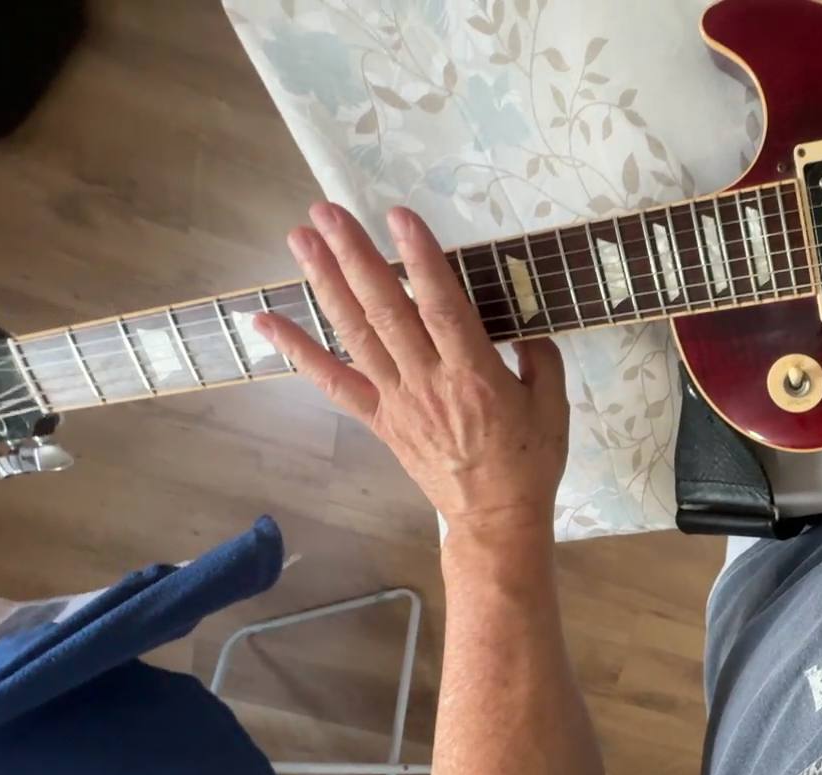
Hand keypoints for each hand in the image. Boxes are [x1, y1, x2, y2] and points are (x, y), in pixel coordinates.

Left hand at [254, 203, 567, 545]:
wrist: (496, 516)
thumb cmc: (531, 462)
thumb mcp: (555, 409)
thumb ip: (541, 361)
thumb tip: (523, 328)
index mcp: (476, 375)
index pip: (443, 306)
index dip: (421, 260)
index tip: (400, 216)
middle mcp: (429, 381)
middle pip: (386, 310)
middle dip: (356, 257)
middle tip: (327, 212)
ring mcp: (398, 399)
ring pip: (356, 334)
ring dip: (326, 284)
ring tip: (301, 239)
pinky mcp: (380, 419)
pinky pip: (335, 382)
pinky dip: (298, 351)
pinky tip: (266, 320)